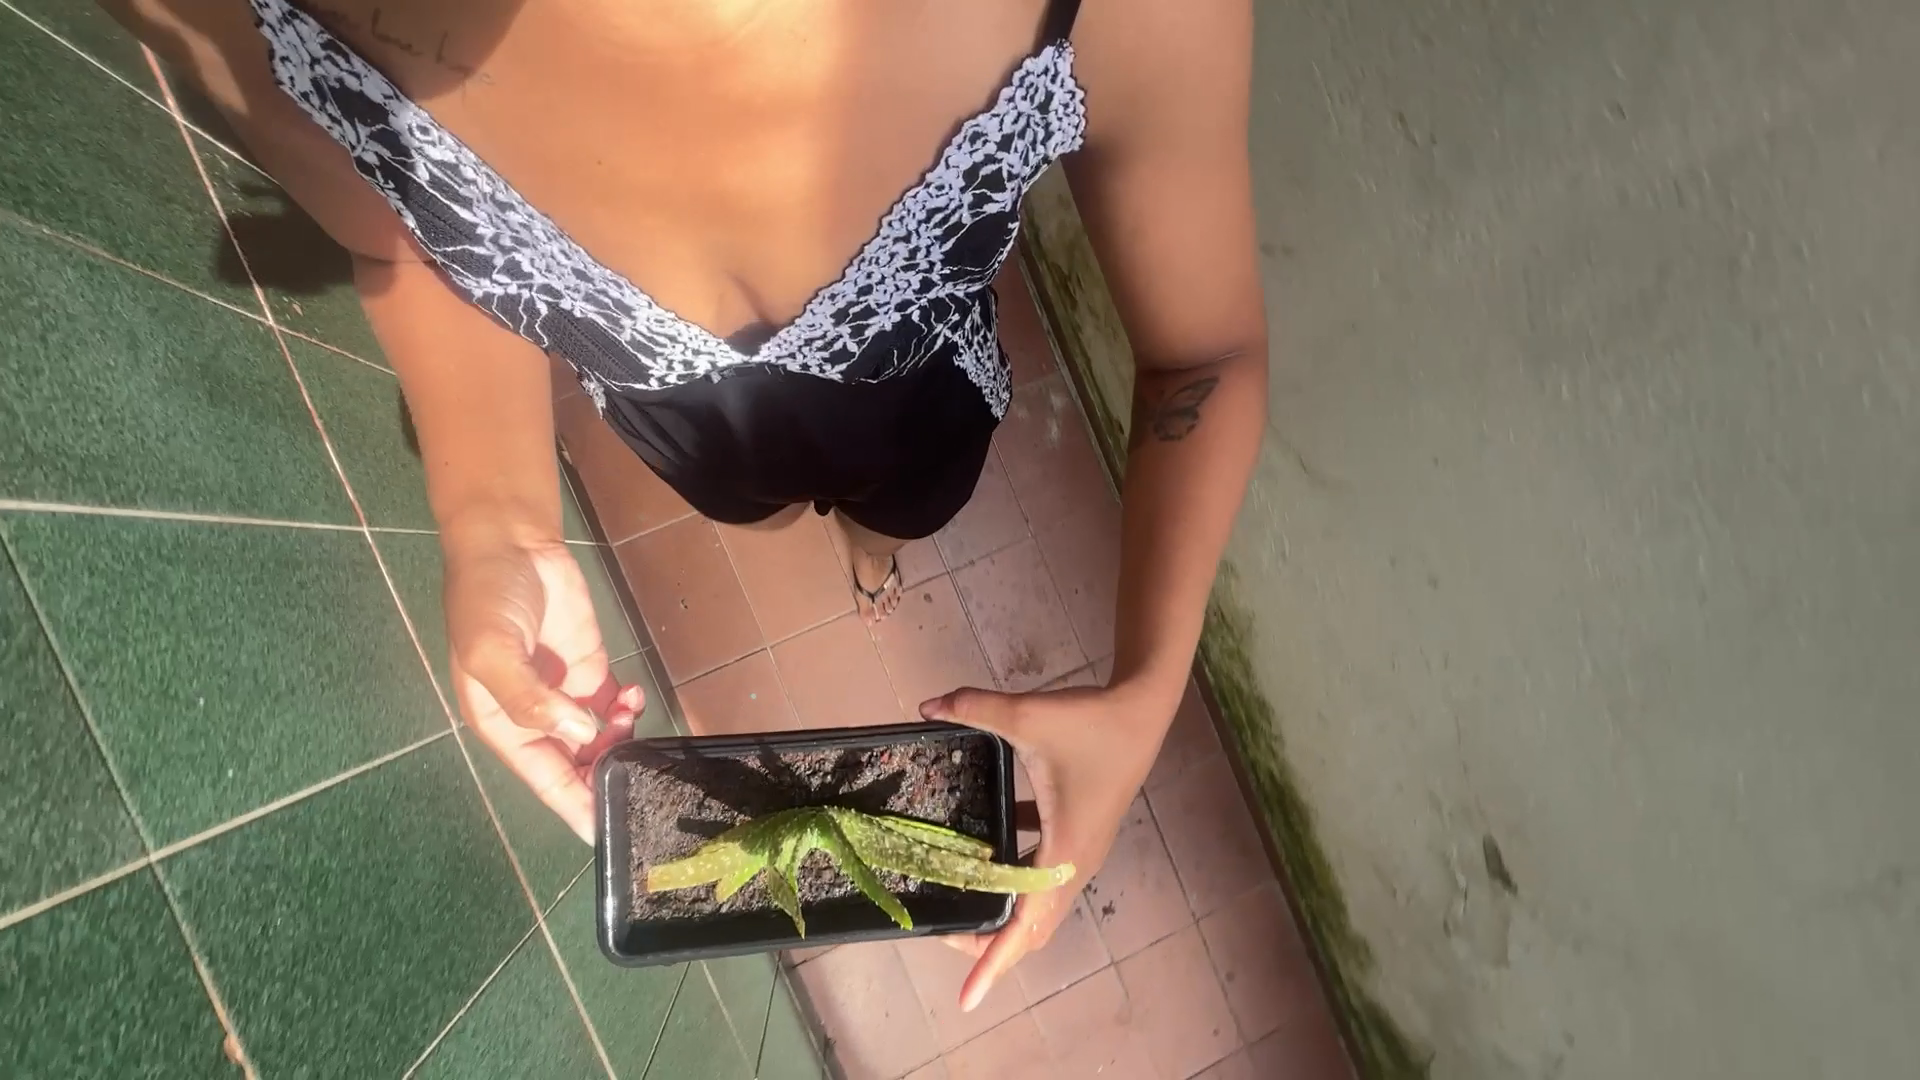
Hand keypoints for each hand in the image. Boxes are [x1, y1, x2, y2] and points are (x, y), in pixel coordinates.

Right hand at [443, 522, 642, 841]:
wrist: (513, 547)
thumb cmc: (488, 601)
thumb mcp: (491, 652)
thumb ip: (530, 699)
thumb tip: (579, 736)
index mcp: (503, 722)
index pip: (542, 778)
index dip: (570, 806)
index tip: (600, 835)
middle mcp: (537, 714)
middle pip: (575, 763)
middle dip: (603, 775)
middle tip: (642, 779)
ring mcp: (566, 691)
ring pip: (599, 735)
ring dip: (619, 736)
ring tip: (628, 713)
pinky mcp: (590, 666)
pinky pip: (613, 702)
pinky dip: (627, 706)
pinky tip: (633, 695)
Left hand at [920, 683, 1170, 1011]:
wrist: (1141, 710)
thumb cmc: (1090, 724)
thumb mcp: (1027, 716)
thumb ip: (975, 708)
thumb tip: (928, 706)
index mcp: (1062, 853)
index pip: (1026, 926)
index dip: (994, 962)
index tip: (966, 998)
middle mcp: (1075, 863)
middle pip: (1032, 925)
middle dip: (991, 938)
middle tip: (946, 926)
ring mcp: (1082, 848)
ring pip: (1039, 898)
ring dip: (1004, 904)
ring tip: (962, 892)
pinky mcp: (1082, 828)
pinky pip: (1044, 866)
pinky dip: (1017, 869)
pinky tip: (990, 837)